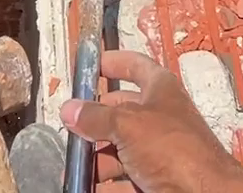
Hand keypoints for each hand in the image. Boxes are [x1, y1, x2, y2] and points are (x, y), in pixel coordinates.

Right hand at [59, 50, 242, 192]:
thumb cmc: (172, 148)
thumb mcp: (128, 124)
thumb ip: (96, 116)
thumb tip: (70, 109)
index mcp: (160, 89)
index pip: (134, 65)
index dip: (114, 62)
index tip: (92, 65)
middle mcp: (160, 116)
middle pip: (121, 112)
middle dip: (95, 119)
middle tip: (70, 125)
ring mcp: (159, 151)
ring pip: (120, 149)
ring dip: (97, 156)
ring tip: (73, 166)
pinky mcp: (157, 180)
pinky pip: (125, 178)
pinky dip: (106, 183)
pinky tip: (87, 185)